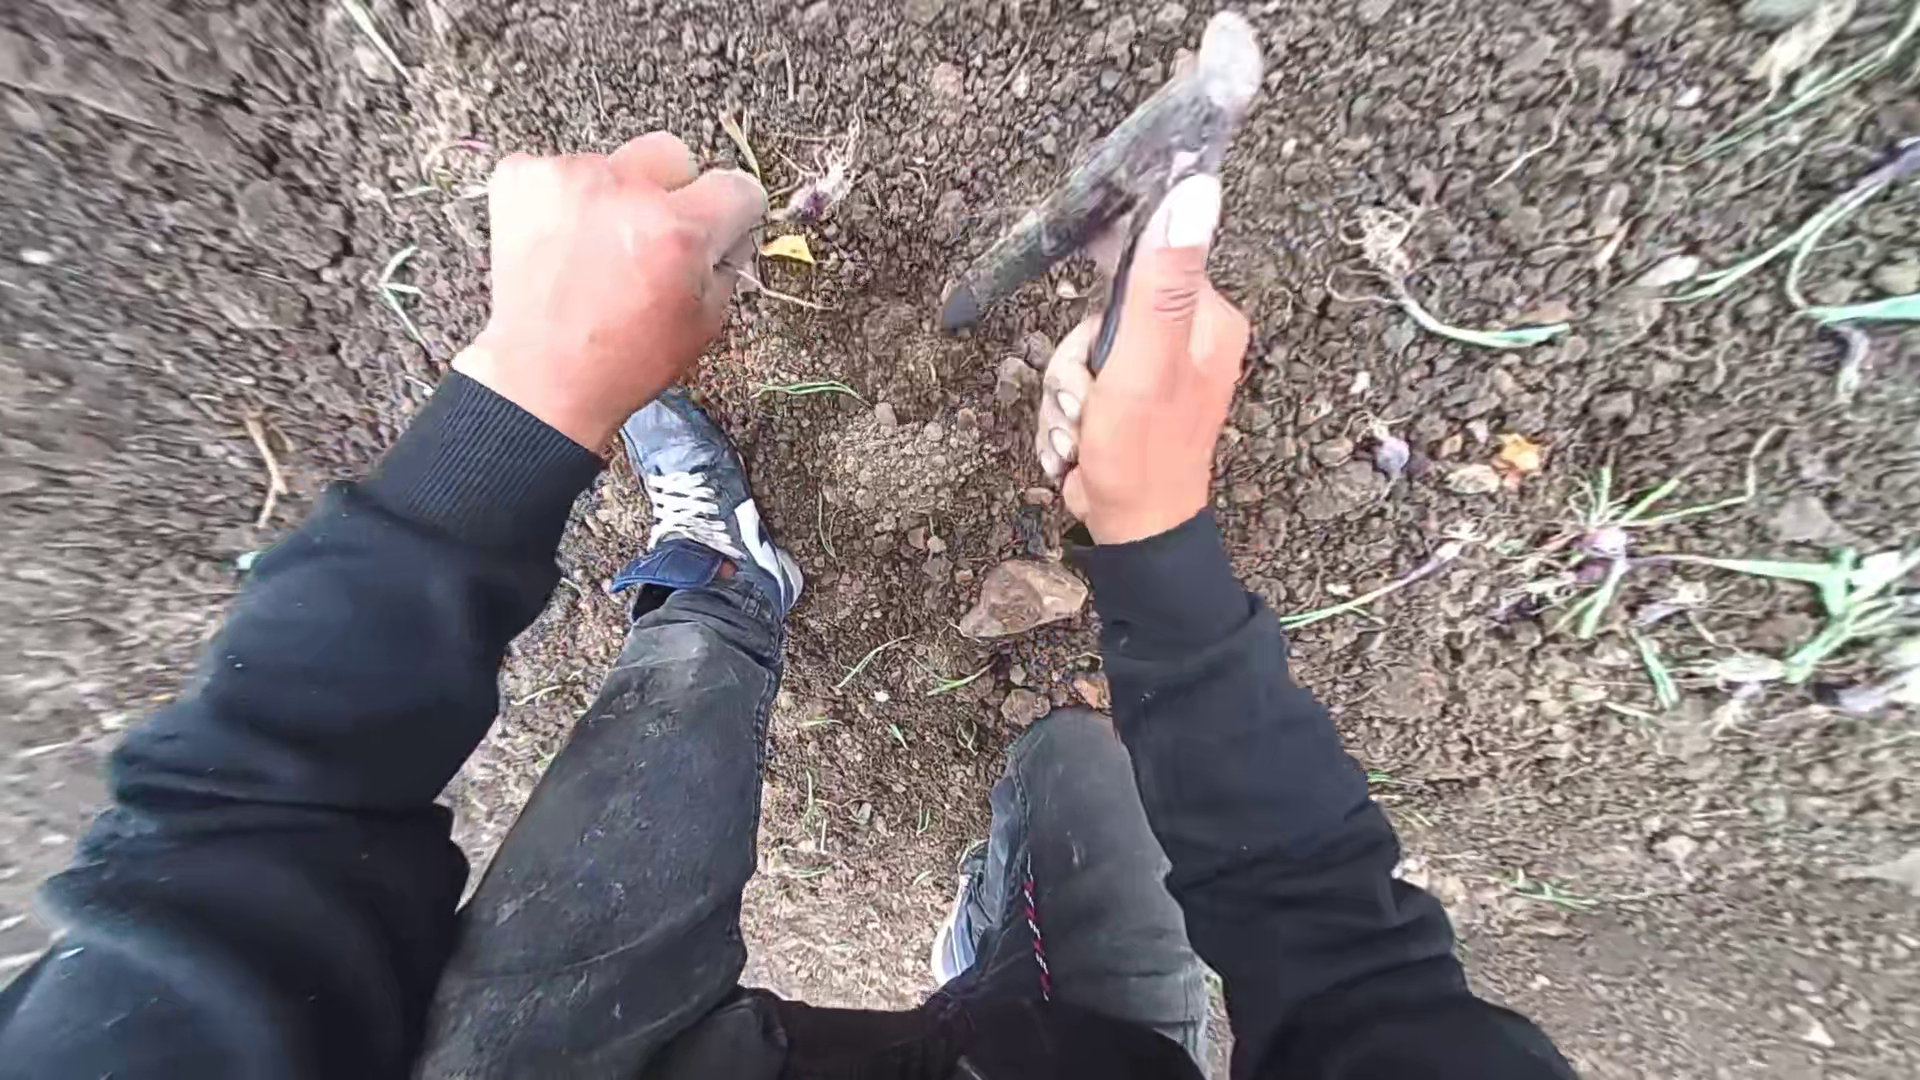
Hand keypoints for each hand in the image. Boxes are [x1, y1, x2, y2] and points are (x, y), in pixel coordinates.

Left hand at [454, 132, 765, 451]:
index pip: (738, 186)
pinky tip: (575, 246)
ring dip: (625, 199)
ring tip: (609, 252)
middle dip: (681, 192)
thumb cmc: (630, 359)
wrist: (547, 374)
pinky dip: (579, 202)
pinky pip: (571, 171)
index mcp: (678, 232)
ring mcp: (568, 176)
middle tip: (665, 238)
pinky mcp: (522, 175)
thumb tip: (730, 235)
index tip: (730, 226)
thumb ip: (725, 266)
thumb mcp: (705, 322)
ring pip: (620, 164)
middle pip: (676, 155)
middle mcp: (625, 191)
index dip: (741, 212)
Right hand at [1035, 175, 1249, 543]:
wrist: (1130, 527)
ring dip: (1064, 399)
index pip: (1149, 263)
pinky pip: (1073, 387)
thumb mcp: (1146, 365)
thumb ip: (1162, 287)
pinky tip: (1076, 448)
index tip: (1092, 330)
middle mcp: (1179, 342)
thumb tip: (1194, 191)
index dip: (1108, 285)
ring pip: (1076, 356)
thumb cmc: (1142, 455)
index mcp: (1203, 323)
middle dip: (1074, 366)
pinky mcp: (1120, 401)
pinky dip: (1064, 419)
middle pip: (1098, 317)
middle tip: (1085, 403)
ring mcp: (1146, 373)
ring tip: (1079, 435)